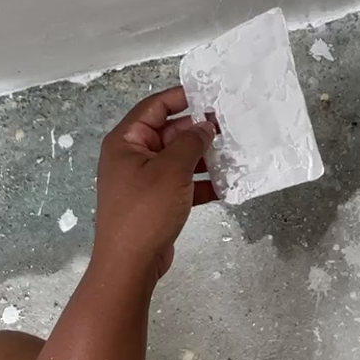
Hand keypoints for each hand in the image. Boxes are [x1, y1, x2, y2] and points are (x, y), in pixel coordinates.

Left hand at [93, 86, 217, 281]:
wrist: (129, 264)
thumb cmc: (145, 211)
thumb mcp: (171, 170)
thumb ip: (191, 142)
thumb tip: (205, 126)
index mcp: (126, 141)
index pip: (155, 107)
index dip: (182, 97)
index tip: (211, 94)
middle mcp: (132, 156)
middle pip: (168, 132)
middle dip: (198, 130)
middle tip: (230, 126)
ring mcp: (143, 180)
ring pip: (177, 159)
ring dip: (203, 157)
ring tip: (233, 153)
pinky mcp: (155, 202)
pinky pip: (180, 183)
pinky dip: (200, 183)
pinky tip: (225, 185)